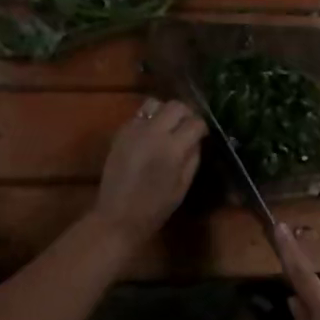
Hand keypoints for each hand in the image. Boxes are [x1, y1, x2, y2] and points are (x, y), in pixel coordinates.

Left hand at [89, 97, 205, 246]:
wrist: (117, 216)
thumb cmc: (155, 207)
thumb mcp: (183, 186)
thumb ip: (193, 157)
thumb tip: (196, 139)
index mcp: (173, 148)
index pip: (195, 122)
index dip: (202, 128)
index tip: (202, 135)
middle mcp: (153, 132)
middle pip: (176, 105)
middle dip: (186, 113)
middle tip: (187, 127)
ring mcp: (134, 130)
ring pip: (155, 103)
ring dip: (166, 112)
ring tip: (167, 127)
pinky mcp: (120, 133)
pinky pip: (139, 115)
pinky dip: (149, 120)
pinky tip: (150, 137)